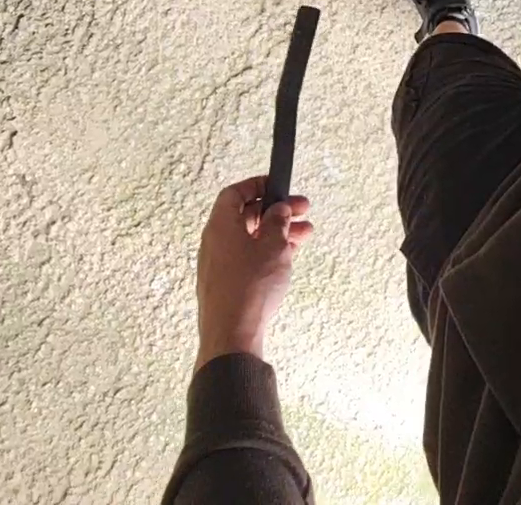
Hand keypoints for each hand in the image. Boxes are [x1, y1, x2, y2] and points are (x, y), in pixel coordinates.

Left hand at [194, 176, 312, 370]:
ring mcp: (219, 265)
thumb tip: (278, 209)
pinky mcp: (226, 284)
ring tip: (305, 234)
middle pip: (246, 216)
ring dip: (278, 232)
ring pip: (251, 238)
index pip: (234, 194)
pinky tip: (290, 254)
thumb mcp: (273, 245)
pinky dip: (269, 251)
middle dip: (276, 210)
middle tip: (303, 209)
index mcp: (220, 227)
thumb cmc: (251, 286)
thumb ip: (277, 222)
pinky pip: (248, 257)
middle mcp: (215, 243)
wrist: (233, 336)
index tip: (278, 185)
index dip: (256, 185)